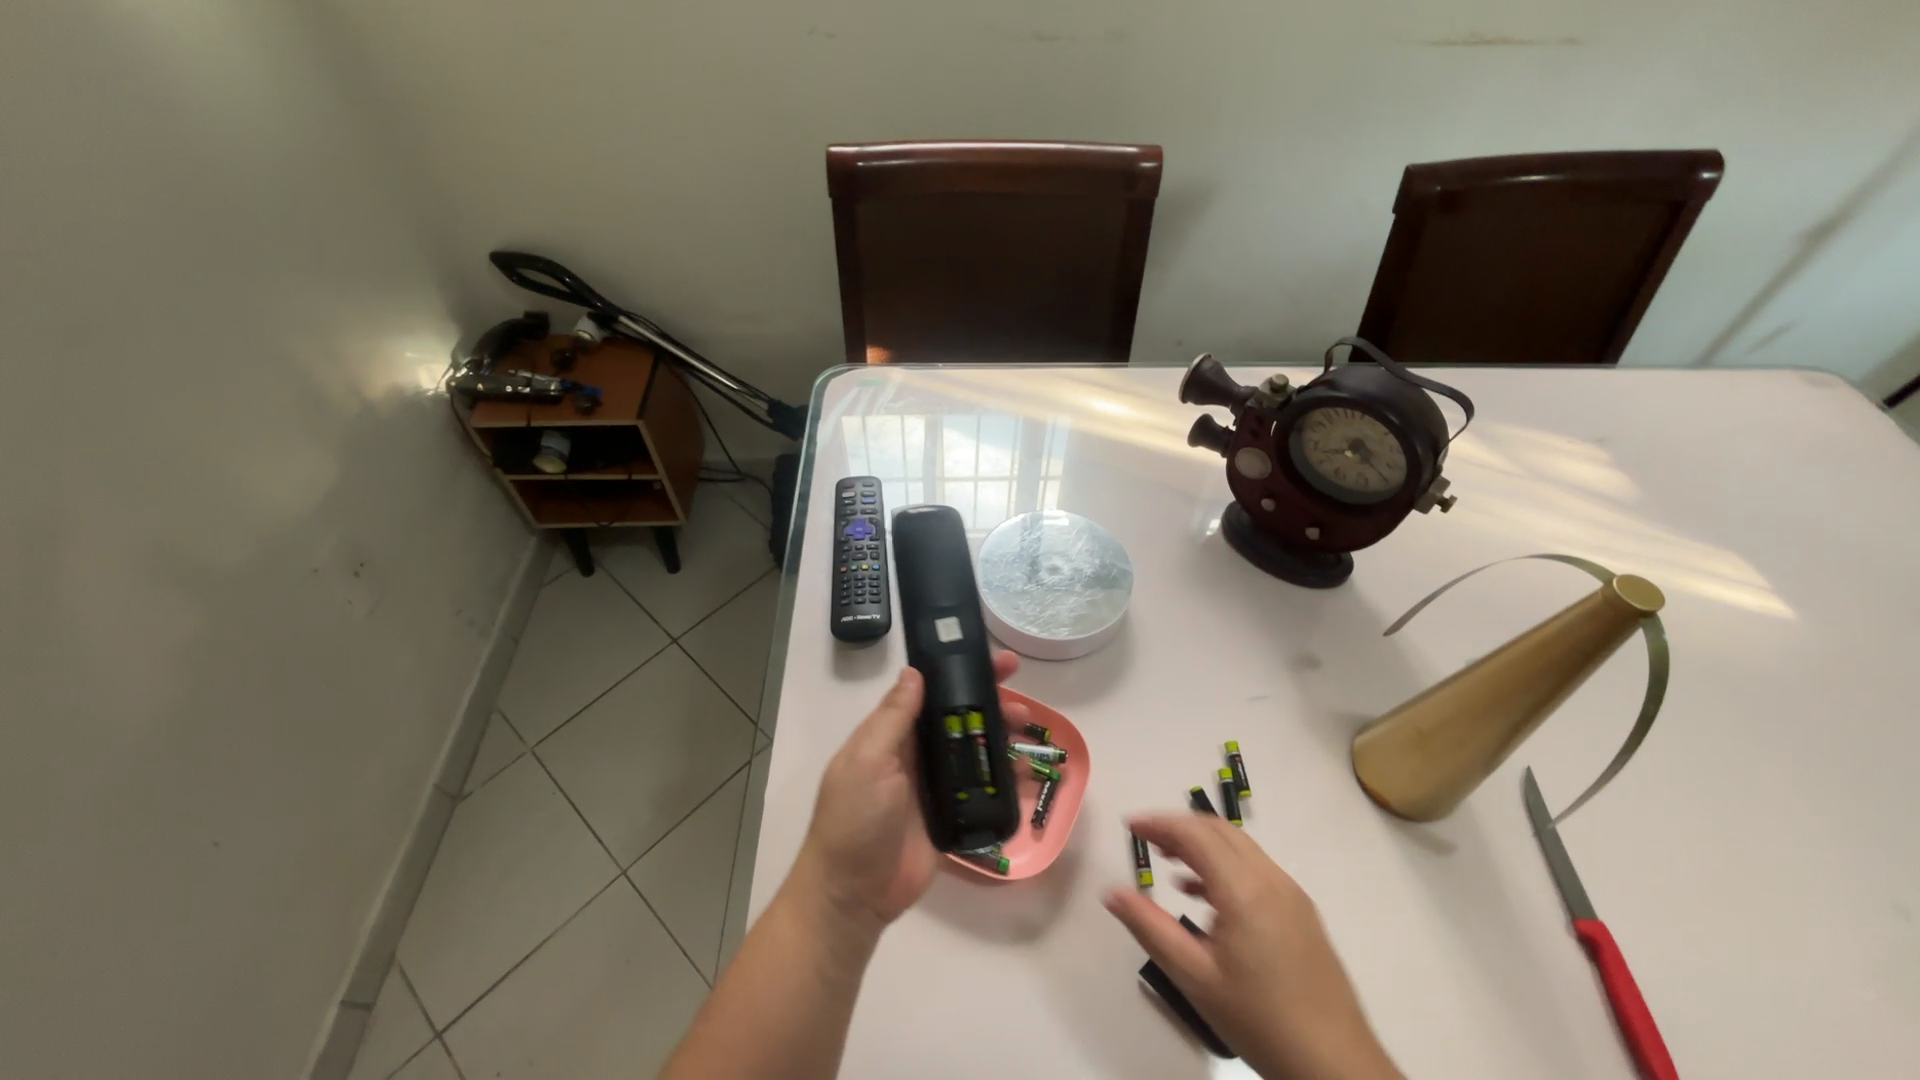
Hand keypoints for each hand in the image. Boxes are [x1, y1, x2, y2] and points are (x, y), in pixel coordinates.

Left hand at [791, 652, 1030, 932]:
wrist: (854, 894)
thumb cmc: (854, 820)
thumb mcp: (867, 760)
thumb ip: (893, 717)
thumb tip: (914, 672)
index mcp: (891, 736)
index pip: (931, 693)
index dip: (961, 674)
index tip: (995, 662)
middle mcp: (915, 756)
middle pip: (960, 721)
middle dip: (992, 707)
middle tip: (1023, 707)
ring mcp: (935, 788)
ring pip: (976, 753)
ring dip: (1003, 741)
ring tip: (1028, 739)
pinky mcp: (951, 817)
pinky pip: (982, 791)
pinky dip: (1006, 780)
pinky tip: (1027, 775)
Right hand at [1105, 815, 1401, 1079]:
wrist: (1334, 1063)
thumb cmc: (1259, 1019)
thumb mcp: (1194, 977)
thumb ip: (1150, 928)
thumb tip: (1112, 893)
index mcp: (1245, 891)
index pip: (1196, 835)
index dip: (1160, 824)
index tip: (1130, 826)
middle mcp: (1272, 880)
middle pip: (1220, 832)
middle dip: (1179, 828)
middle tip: (1144, 839)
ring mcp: (1292, 895)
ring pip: (1240, 848)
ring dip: (1202, 844)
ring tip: (1167, 861)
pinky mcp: (1301, 913)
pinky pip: (1256, 869)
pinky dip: (1224, 865)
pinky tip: (1201, 894)